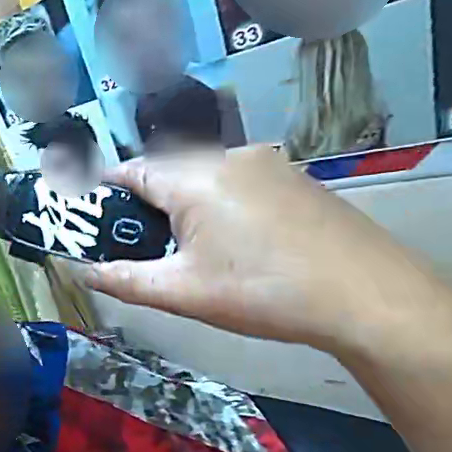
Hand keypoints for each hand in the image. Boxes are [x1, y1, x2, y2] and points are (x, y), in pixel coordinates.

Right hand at [69, 146, 451, 355]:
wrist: (365, 294)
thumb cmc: (263, 292)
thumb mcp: (184, 293)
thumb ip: (126, 281)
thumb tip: (86, 274)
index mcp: (192, 178)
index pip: (132, 170)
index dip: (105, 189)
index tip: (90, 214)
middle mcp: (226, 157)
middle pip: (168, 168)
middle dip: (146, 199)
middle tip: (140, 243)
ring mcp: (266, 163)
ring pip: (205, 173)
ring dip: (184, 200)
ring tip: (186, 248)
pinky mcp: (294, 177)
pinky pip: (238, 180)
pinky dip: (219, 201)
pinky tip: (234, 241)